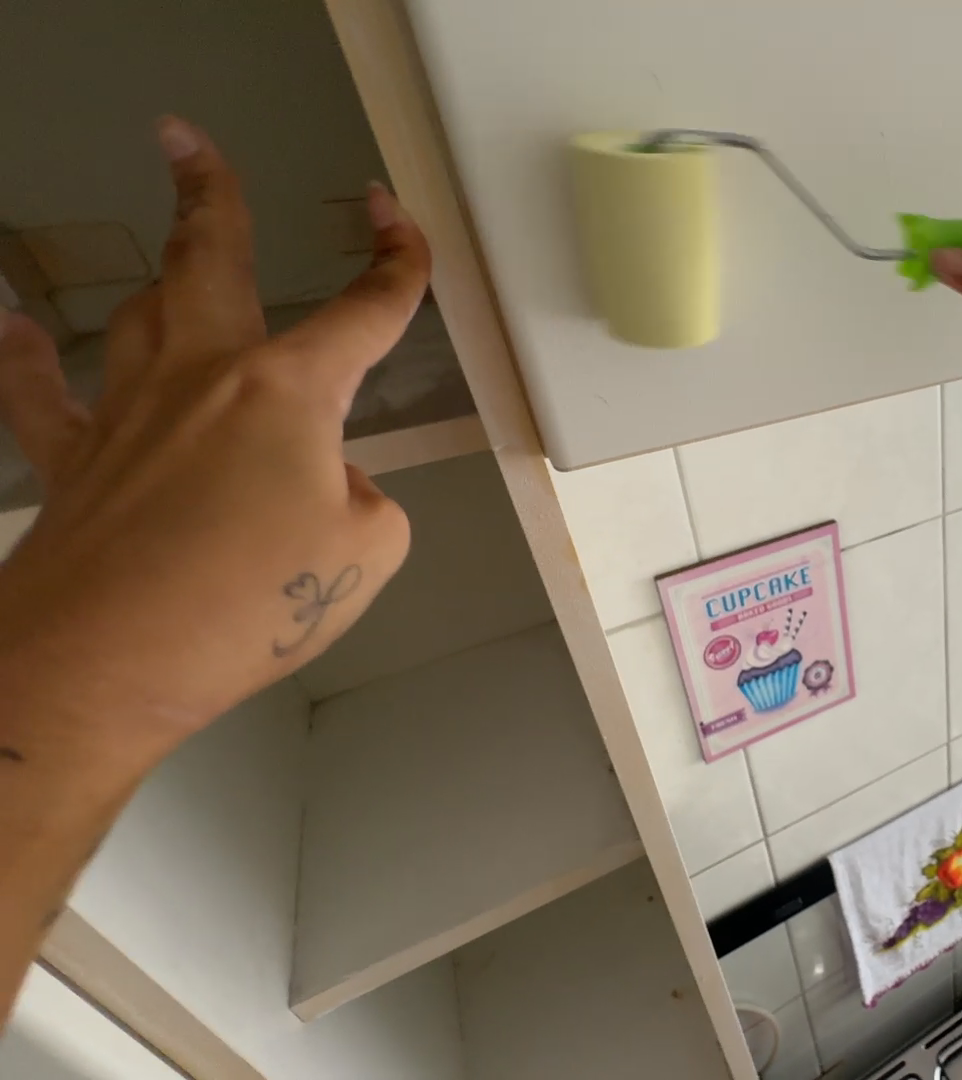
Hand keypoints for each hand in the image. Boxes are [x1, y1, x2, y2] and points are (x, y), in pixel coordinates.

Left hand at [0, 117, 430, 756]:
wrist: (105, 665)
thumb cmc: (260, 599)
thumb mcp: (371, 545)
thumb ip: (358, 494)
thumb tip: (320, 483)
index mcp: (288, 395)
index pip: (364, 315)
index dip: (395, 266)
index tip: (400, 221)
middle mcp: (201, 380)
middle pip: (209, 270)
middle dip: (212, 202)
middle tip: (190, 142)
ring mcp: (124, 415)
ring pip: (139, 316)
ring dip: (161, 272)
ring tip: (169, 236)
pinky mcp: (73, 463)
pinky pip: (40, 392)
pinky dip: (24, 356)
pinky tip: (12, 324)